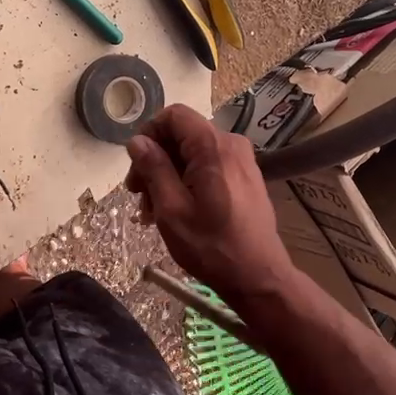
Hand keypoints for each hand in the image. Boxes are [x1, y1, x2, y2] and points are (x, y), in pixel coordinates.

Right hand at [126, 104, 295, 304]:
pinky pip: (209, 164)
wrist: (259, 279)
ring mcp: (242, 159)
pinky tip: (177, 209)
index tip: (136, 166)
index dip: (149, 134)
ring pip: (193, 152)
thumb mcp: (172, 209)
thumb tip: (137, 141)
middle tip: (139, 195)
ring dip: (169, 174)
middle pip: (182, 134)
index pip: (173, 115)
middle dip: (156, 160)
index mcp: (212, 146)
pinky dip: (188, 180)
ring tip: (154, 210)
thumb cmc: (212, 246)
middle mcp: (230, 143)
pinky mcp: (246, 176)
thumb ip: (153, 168)